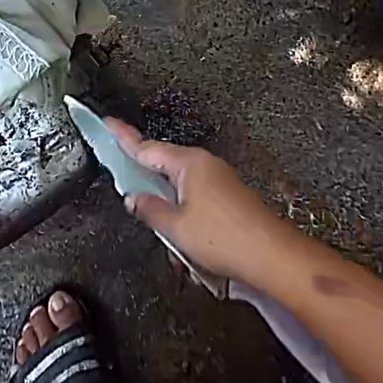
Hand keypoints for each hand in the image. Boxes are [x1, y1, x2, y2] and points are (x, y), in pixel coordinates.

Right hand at [101, 117, 298, 283]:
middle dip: (150, 197)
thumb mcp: (175, 227)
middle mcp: (205, 167)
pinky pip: (196, 207)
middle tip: (141, 211)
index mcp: (189, 164)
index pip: (146, 147)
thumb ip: (148, 209)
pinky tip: (193, 252)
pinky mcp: (228, 201)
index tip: (109, 124)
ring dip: (172, 221)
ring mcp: (218, 183)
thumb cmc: (230, 239)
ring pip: (179, 196)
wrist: (273, 258)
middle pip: (162, 172)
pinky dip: (189, 227)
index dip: (123, 137)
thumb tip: (133, 199)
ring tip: (179, 249)